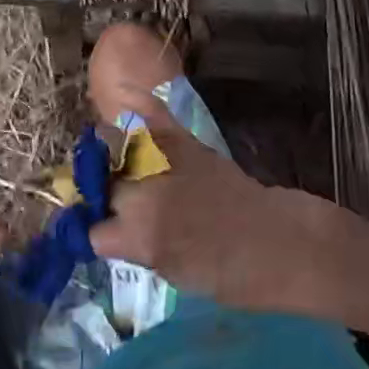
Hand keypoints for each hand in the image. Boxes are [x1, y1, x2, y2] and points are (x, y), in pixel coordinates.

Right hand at [88, 97, 322, 308]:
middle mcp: (143, 194)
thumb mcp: (171, 272)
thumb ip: (135, 248)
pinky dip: (140, 104)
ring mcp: (164, 163)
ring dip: (111, 158)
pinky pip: (155, 115)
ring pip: (118, 151)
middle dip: (104, 198)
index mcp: (138, 235)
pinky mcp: (186, 143)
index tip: (100, 235)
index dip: (96, 234)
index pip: (94, 230)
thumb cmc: (228, 273)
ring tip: (115, 167)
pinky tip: (124, 95)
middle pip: (103, 188)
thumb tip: (109, 231)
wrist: (274, 241)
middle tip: (116, 207)